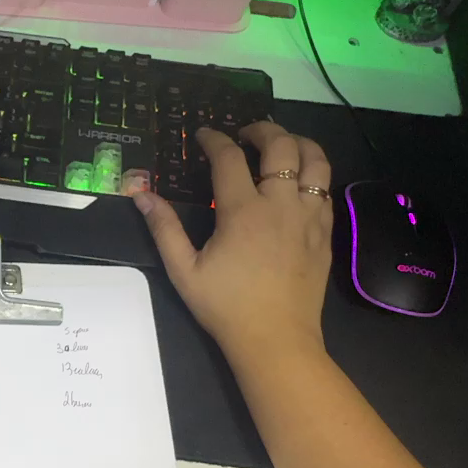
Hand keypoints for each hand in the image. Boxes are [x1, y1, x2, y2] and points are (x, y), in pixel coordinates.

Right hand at [122, 122, 333, 360]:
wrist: (275, 338)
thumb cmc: (224, 306)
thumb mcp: (183, 271)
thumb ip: (164, 229)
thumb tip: (142, 196)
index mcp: (243, 212)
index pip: (229, 158)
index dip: (214, 140)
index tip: (204, 134)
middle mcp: (281, 204)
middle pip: (281, 146)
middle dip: (262, 130)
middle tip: (245, 133)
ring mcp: (309, 216)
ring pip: (315, 159)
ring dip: (298, 142)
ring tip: (281, 144)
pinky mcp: (325, 231)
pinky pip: (326, 187)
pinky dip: (313, 172)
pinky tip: (299, 181)